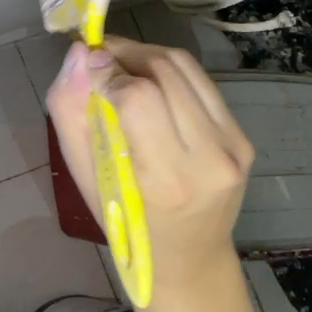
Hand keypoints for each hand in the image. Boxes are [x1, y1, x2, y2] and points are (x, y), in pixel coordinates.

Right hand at [45, 39, 255, 298]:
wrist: (188, 257)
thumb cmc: (124, 220)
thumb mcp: (83, 173)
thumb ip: (70, 111)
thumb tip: (78, 53)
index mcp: (165, 177)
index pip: (139, 97)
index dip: (109, 70)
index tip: (87, 65)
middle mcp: (209, 159)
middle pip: (164, 72)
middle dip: (126, 54)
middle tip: (100, 59)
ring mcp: (232, 148)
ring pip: (185, 68)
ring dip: (147, 55)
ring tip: (122, 65)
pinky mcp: (242, 140)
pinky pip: (201, 84)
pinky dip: (170, 72)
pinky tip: (150, 84)